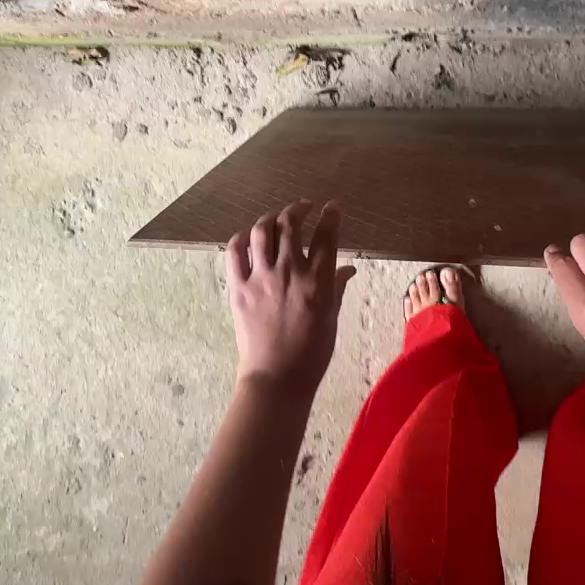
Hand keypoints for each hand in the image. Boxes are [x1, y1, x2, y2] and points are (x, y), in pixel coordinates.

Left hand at [226, 200, 354, 394]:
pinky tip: (248, 238)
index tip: (331, 207)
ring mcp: (261, 278)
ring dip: (270, 218)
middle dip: (298, 208)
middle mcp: (289, 272)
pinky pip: (235, 251)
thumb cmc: (312, 353)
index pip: (326, 236)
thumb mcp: (332, 318)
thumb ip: (338, 287)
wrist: (277, 378)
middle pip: (290, 224)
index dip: (330, 216)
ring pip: (261, 231)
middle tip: (303, 207)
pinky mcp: (239, 287)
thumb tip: (348, 267)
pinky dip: (241, 238)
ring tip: (276, 218)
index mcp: (318, 281)